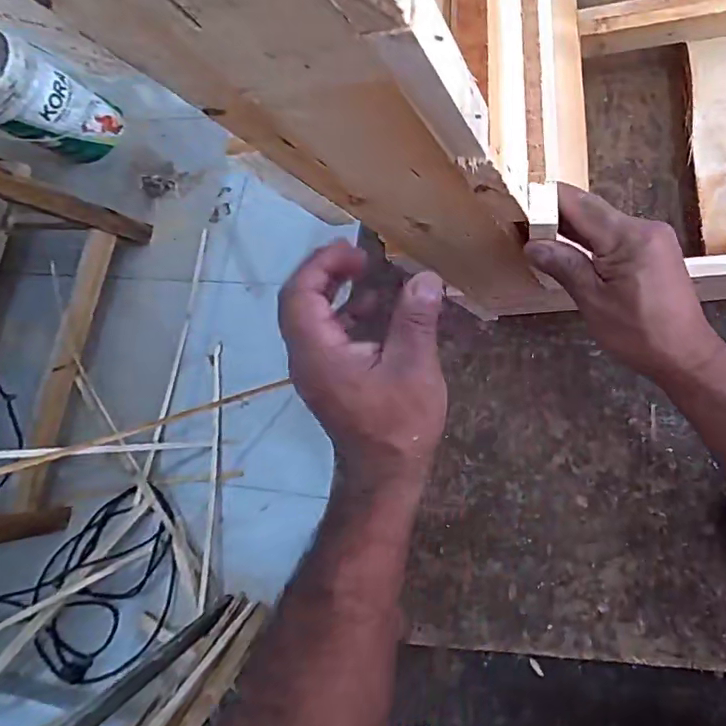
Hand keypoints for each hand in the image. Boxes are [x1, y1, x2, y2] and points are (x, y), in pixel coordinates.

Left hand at [278, 242, 446, 487]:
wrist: (384, 475)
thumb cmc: (397, 425)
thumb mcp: (413, 368)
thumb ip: (416, 320)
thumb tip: (426, 278)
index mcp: (317, 352)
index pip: (299, 294)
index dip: (321, 264)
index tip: (352, 250)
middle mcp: (307, 357)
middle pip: (300, 302)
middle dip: (327, 272)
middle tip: (360, 257)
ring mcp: (316, 369)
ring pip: (313, 318)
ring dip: (337, 291)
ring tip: (370, 274)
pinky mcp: (330, 378)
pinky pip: (328, 335)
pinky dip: (347, 314)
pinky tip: (378, 308)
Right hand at [523, 183, 725, 384]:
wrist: (686, 356)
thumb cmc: (639, 334)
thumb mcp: (594, 301)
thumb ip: (564, 266)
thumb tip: (532, 244)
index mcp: (629, 236)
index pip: (578, 203)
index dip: (546, 199)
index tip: (517, 204)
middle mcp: (644, 227)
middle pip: (590, 210)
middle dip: (555, 214)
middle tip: (520, 222)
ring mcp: (652, 237)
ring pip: (602, 222)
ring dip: (571, 228)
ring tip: (537, 236)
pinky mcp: (654, 250)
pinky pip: (615, 236)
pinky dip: (590, 241)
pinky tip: (569, 250)